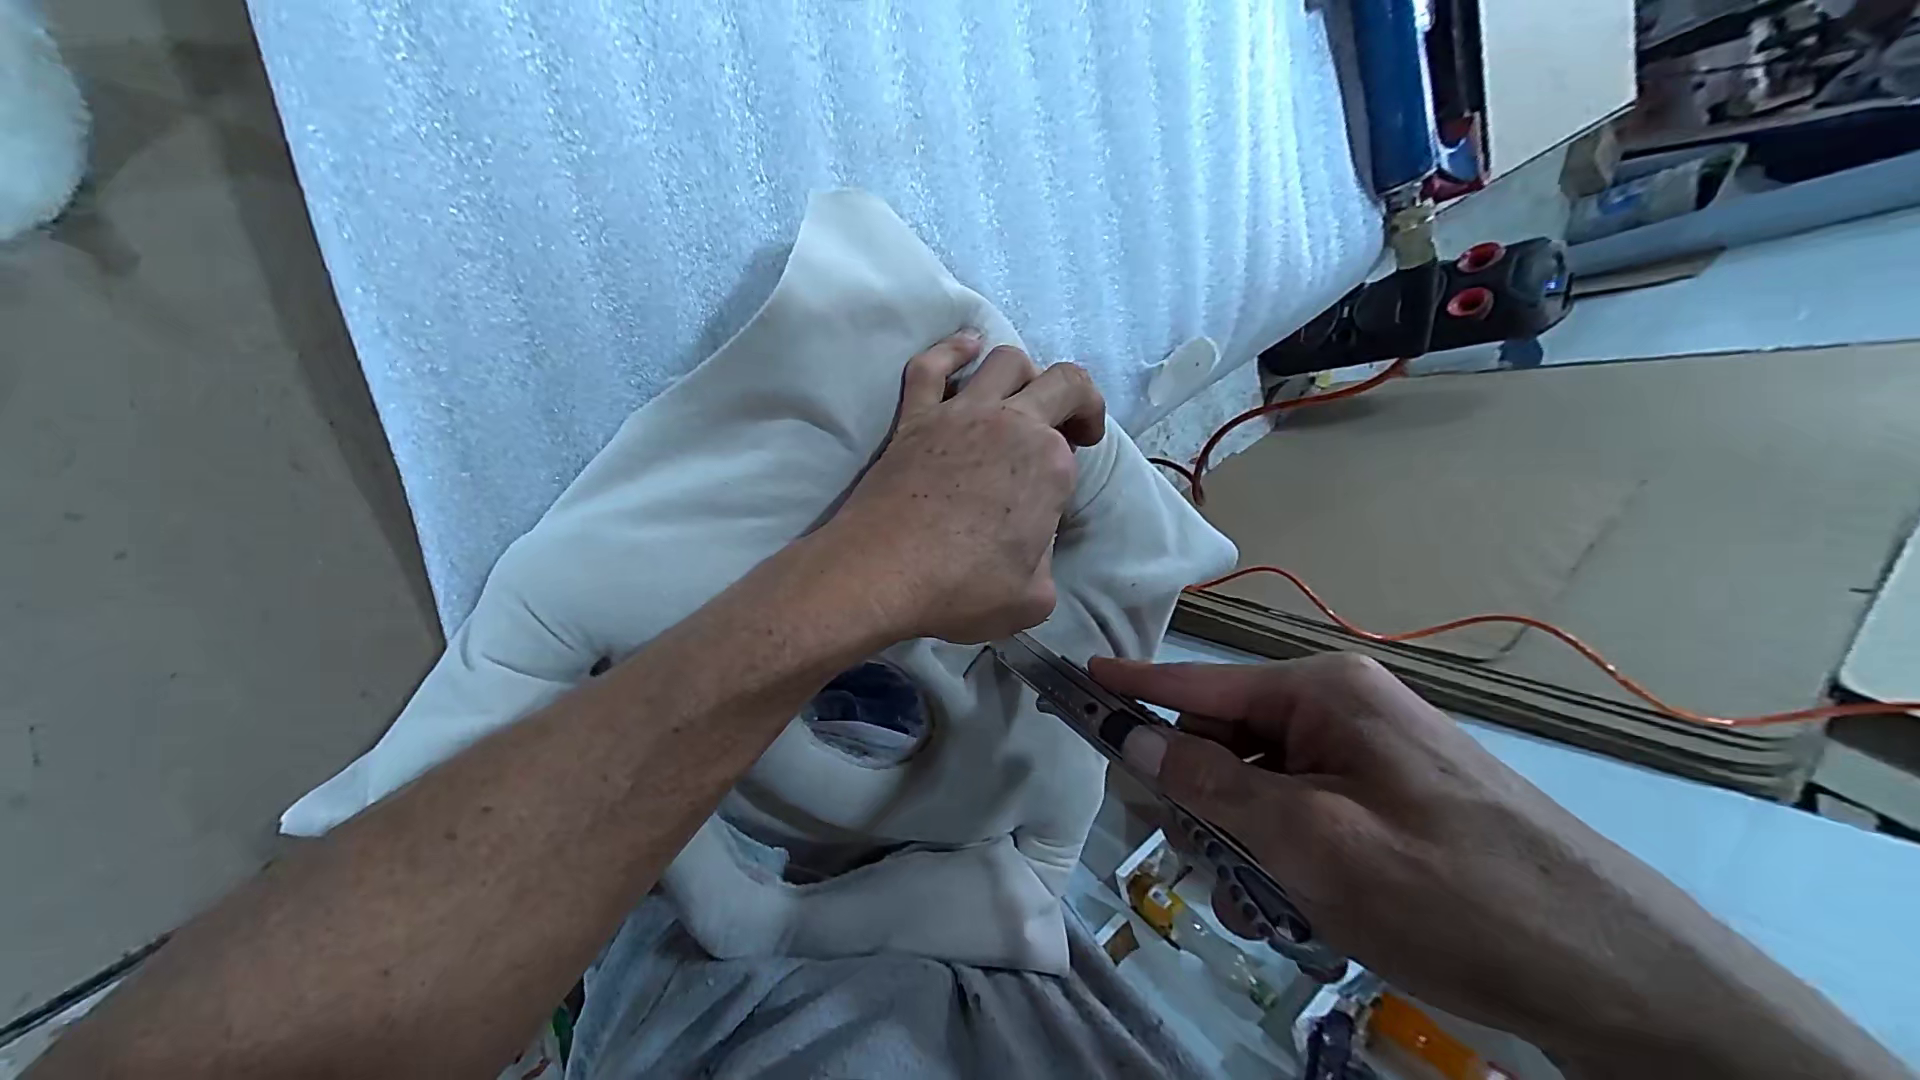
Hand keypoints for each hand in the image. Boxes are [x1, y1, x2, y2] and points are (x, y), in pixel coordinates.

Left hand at [821, 331, 1105, 644]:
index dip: (1070, 468)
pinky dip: (952, 350)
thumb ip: (1045, 563)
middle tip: (1071, 430)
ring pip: (1004, 359)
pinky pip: (932, 366)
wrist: (880, 575)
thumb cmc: (961, 590)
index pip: (1074, 448)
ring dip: (1024, 372)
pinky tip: (966, 347)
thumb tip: (1029, 546)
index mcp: (1049, 465)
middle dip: (1078, 401)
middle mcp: (1012, 425)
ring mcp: (960, 414)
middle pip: (1062, 382)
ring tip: (1022, 397)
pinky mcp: (915, 417)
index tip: (1054, 494)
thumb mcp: (1033, 599)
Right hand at [1087, 655, 1914, 1079]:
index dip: (1134, 687)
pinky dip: (1281, 852)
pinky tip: (1291, 904)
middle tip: (1190, 858)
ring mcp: (1368, 752)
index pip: (1202, 683)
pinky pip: (1302, 809)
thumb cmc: (1453, 894)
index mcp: (1324, 693)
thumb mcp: (1313, 843)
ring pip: (1261, 784)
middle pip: (1228, 740)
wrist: (1627, 980)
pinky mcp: (1388, 796)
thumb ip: (1214, 785)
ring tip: (1254, 905)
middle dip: (1199, 797)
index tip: (1077, 678)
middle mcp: (1342, 708)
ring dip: (1242, 839)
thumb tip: (1136, 738)